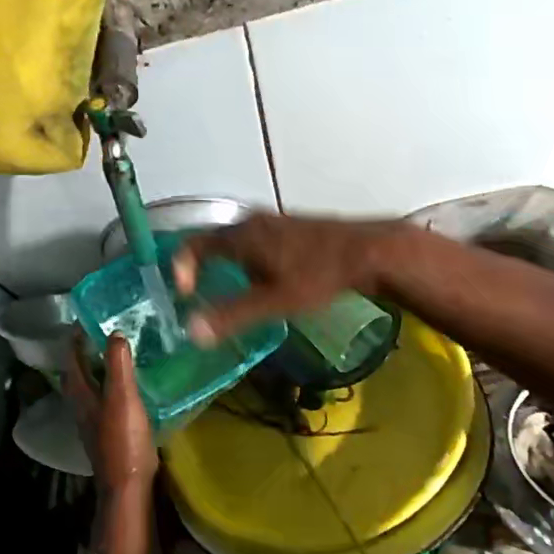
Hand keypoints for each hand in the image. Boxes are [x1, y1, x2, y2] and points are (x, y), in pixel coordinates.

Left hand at [65, 332, 157, 492]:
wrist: (127, 485)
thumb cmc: (122, 438)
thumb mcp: (122, 396)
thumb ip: (118, 364)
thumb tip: (113, 333)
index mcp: (80, 393)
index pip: (71, 358)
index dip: (74, 339)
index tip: (85, 321)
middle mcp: (79, 406)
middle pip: (75, 374)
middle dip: (82, 354)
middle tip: (97, 336)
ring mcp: (91, 422)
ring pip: (87, 389)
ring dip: (95, 371)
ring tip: (112, 357)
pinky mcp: (104, 434)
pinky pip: (100, 402)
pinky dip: (107, 388)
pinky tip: (123, 389)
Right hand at [172, 213, 405, 344]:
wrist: (372, 251)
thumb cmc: (319, 276)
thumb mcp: (273, 302)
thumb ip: (231, 316)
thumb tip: (191, 332)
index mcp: (239, 236)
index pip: (192, 245)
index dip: (181, 269)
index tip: (185, 294)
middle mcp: (249, 222)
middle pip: (211, 241)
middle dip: (201, 267)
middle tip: (200, 293)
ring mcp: (271, 221)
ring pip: (233, 240)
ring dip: (224, 263)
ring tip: (230, 289)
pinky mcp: (288, 226)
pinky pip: (252, 239)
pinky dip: (244, 258)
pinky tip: (263, 278)